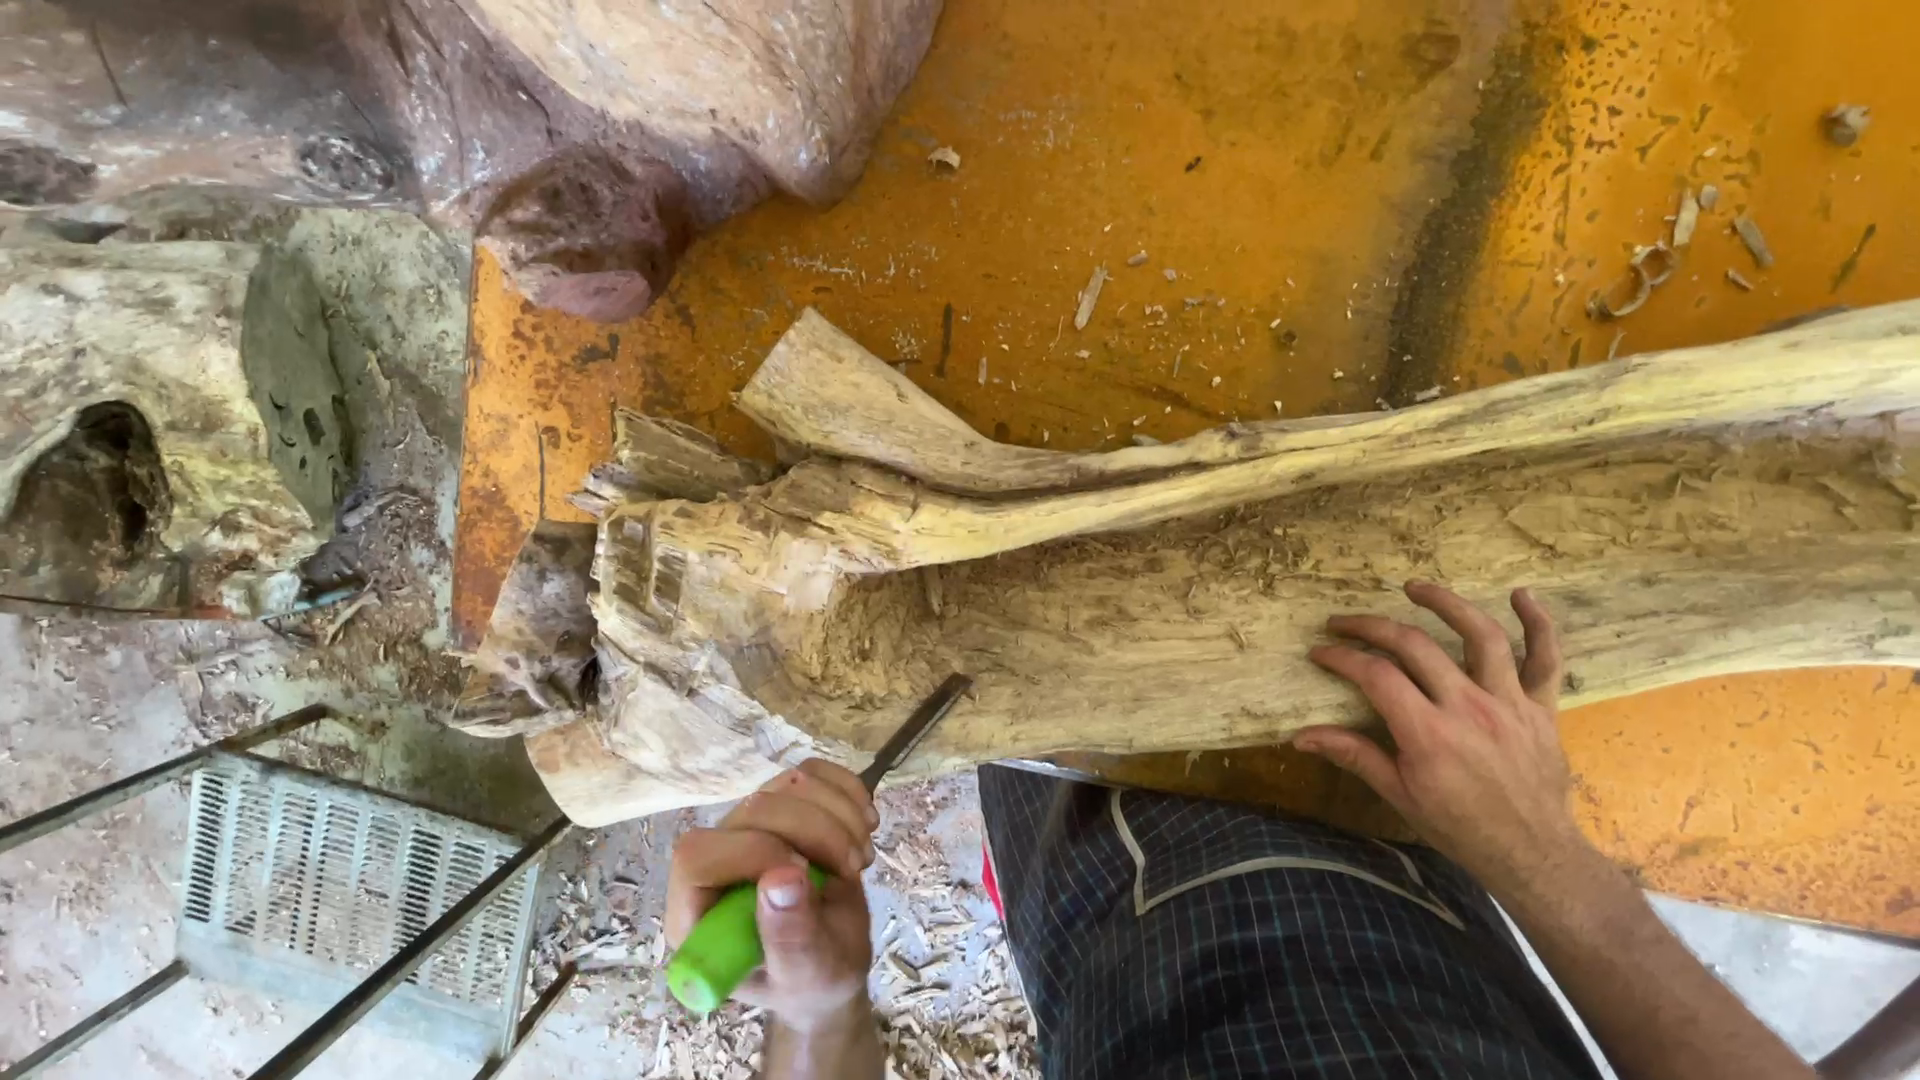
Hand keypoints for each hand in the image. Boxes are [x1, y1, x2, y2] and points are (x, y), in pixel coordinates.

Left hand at [664, 760, 878, 1029]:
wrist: (835, 958)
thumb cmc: (812, 980)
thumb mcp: (807, 976)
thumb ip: (790, 937)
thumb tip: (782, 879)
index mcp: (697, 911)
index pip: (698, 855)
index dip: (752, 852)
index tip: (806, 873)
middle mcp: (717, 860)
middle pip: (753, 809)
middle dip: (816, 831)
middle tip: (854, 869)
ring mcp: (751, 826)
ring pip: (788, 784)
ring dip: (839, 813)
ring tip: (860, 857)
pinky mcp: (785, 804)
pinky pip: (813, 771)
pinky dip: (848, 789)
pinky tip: (866, 823)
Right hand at [1293, 581, 1596, 893]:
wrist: (1533, 855)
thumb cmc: (1458, 827)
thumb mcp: (1398, 794)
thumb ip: (1353, 755)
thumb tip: (1299, 737)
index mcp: (1428, 733)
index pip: (1376, 675)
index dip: (1342, 657)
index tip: (1320, 652)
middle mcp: (1468, 708)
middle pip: (1415, 646)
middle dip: (1370, 626)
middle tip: (1342, 622)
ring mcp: (1509, 703)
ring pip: (1481, 637)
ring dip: (1446, 604)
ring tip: (1415, 587)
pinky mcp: (1540, 708)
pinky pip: (1545, 659)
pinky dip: (1539, 624)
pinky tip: (1522, 595)